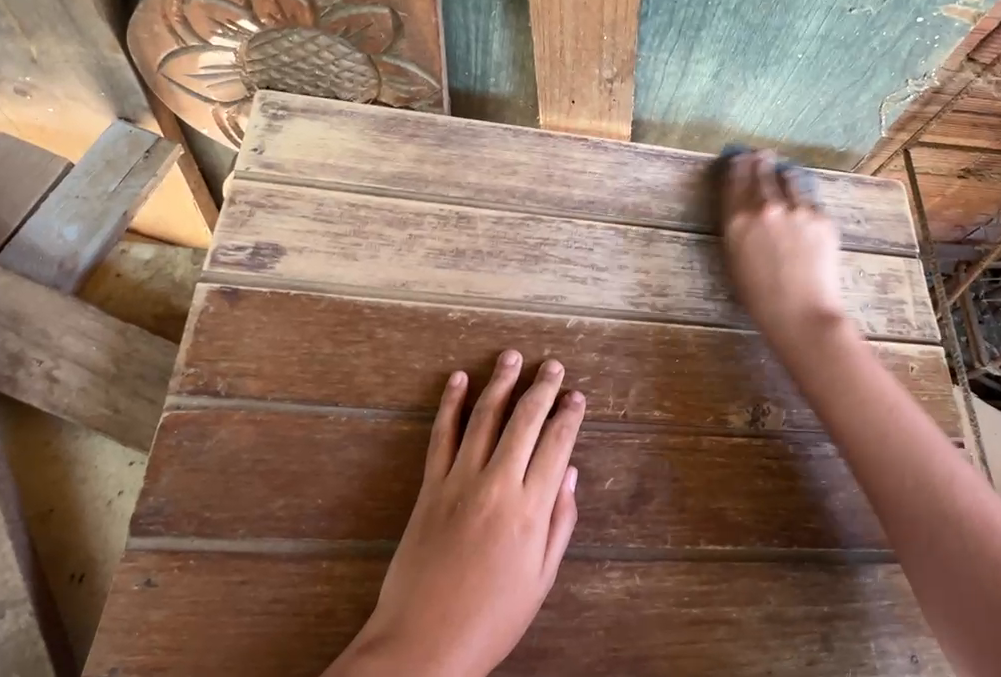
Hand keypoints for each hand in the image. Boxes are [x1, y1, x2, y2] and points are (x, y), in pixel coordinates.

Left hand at [327, 350, 584, 676]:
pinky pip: (442, 435)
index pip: (556, 444)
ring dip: (501, 382)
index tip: (576, 396)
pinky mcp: (430, 487)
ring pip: (485, 417)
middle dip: (542, 387)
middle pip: (525, 420)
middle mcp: (498, 486)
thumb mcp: (541, 578)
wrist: (424, 643)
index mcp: (531, 510)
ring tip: (511, 357)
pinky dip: (450, 403)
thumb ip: (560, 521)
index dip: (569, 415)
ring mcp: (460, 482)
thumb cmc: (491, 619)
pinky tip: (459, 380)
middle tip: (553, 365)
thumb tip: (570, 473)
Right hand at [719, 151, 848, 346]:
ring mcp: (795, 209)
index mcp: (736, 220)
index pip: (734, 180)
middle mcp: (764, 207)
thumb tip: (744, 208)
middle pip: (760, 172)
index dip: (737, 165)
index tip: (740, 157)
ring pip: (788, 179)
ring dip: (783, 173)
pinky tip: (803, 199)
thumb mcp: (734, 259)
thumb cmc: (759, 296)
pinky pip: (809, 199)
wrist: (800, 312)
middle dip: (759, 161)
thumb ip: (738, 228)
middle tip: (761, 154)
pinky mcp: (820, 217)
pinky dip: (803, 196)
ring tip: (783, 169)